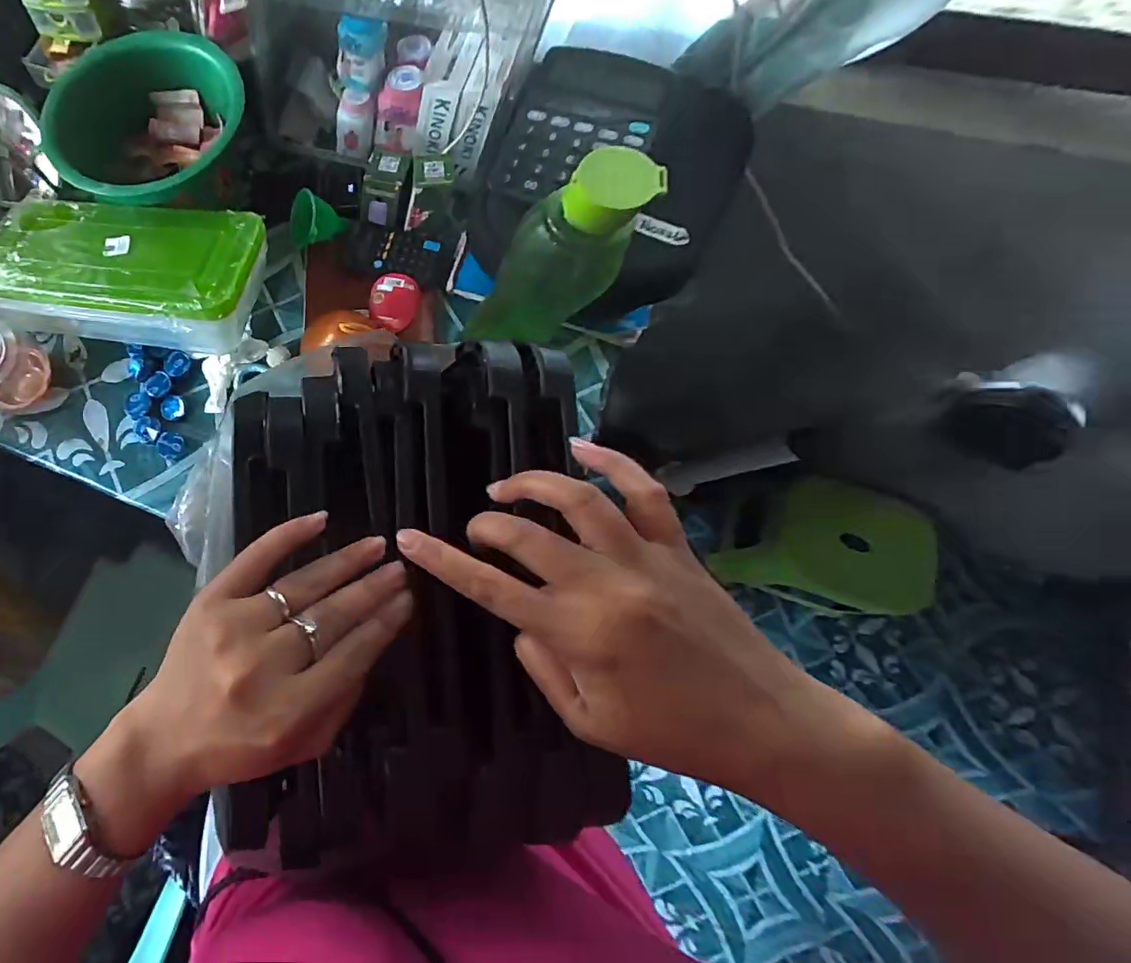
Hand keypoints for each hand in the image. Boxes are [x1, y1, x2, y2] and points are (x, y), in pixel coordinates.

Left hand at [78, 513, 413, 853]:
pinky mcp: (210, 600)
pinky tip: (319, 522)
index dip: (384, 624)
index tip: (407, 601)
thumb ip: (342, 701)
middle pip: (331, 616)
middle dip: (372, 590)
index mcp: (291, 708)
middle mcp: (264, 663)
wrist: (167, 734)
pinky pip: (254, 559)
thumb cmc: (240, 746)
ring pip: (301, 586)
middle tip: (399, 570)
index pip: (352, 655)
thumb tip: (371, 642)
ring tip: (374, 547)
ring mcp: (234, 626)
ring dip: (343, 563)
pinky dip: (287, 536)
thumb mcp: (303, 744)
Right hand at [396, 440, 871, 797]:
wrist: (774, 729)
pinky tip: (581, 447)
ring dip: (532, 484)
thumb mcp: (587, 720)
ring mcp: (645, 561)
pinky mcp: (679, 551)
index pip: (488, 585)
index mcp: (576, 632)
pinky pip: (646, 493)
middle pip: (524, 533)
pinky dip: (613, 462)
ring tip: (506, 487)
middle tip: (476, 531)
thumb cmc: (673, 735)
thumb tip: (521, 620)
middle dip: (485, 524)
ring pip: (578, 499)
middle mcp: (603, 585)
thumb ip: (540, 666)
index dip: (440, 559)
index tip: (408, 537)